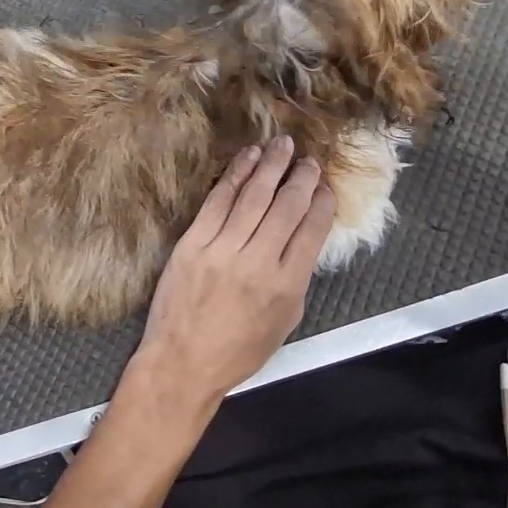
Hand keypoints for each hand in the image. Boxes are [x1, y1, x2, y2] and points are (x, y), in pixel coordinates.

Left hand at [126, 136, 335, 410]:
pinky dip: (235, 176)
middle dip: (301, 179)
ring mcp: (222, 250)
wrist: (183, 362)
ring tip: (281, 145)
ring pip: (253, 198)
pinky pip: (217, 201)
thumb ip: (295, 279)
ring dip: (270, 167)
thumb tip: (302, 241)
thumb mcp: (284, 323)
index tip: (325, 186)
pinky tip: (247, 158)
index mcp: (286, 286)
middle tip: (309, 159)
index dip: (321, 203)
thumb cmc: (237, 351)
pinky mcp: (192, 243)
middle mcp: (257, 263)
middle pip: (285, 208)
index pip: (311, 232)